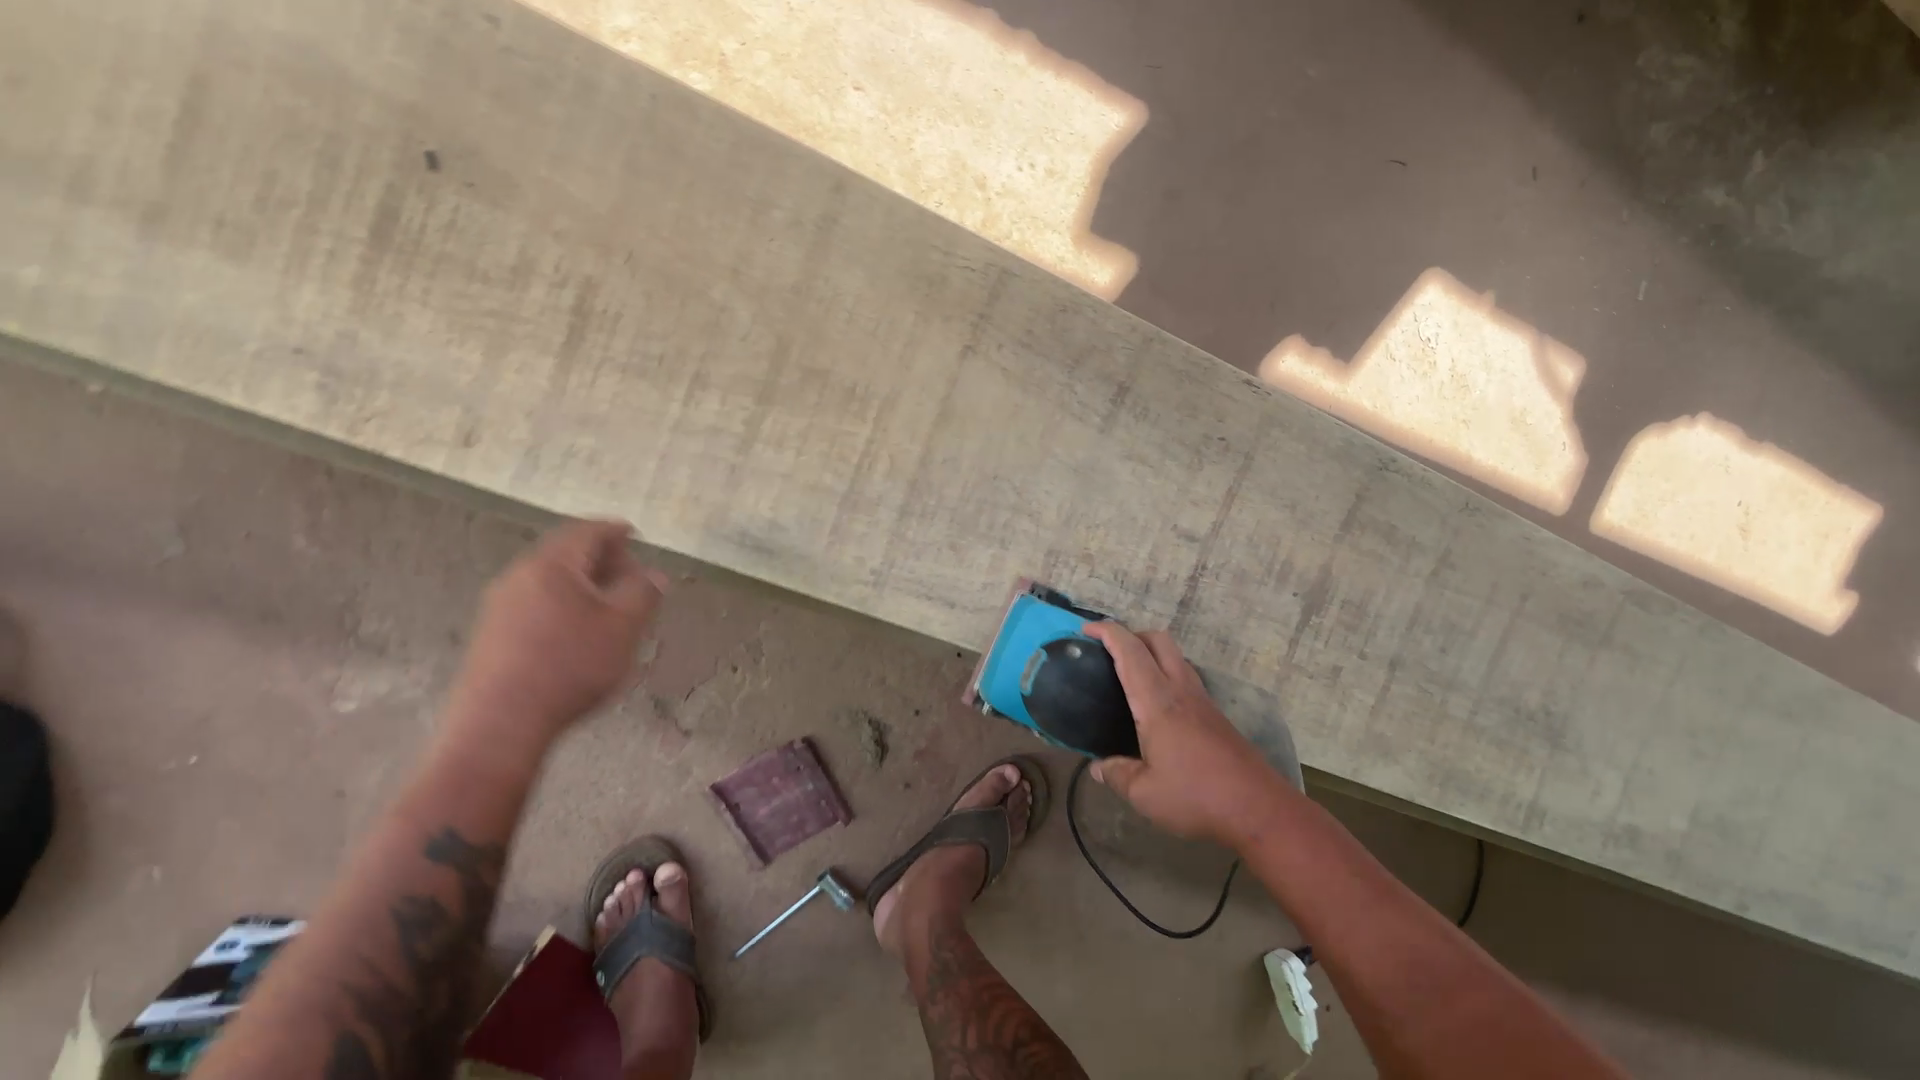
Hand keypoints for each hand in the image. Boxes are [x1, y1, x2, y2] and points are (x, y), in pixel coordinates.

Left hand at [446, 519, 668, 755]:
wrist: (500, 723)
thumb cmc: (570, 667)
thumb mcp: (623, 628)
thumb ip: (643, 594)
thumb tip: (654, 574)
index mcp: (551, 565)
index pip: (586, 531)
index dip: (614, 530)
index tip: (634, 533)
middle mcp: (519, 576)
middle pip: (564, 554)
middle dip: (600, 559)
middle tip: (630, 574)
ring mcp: (500, 606)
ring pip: (549, 581)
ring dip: (582, 585)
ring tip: (609, 607)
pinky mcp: (492, 635)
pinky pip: (535, 604)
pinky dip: (563, 605)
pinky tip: (577, 633)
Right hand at [1081, 622, 1282, 846]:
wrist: (1258, 808)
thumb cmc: (1196, 796)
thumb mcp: (1144, 793)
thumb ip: (1117, 774)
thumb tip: (1099, 766)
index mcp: (1158, 702)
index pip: (1130, 651)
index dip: (1108, 632)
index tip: (1086, 630)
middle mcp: (1181, 690)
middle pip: (1158, 640)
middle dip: (1131, 634)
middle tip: (1107, 653)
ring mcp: (1203, 701)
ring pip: (1176, 657)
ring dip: (1151, 654)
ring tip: (1128, 677)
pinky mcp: (1215, 715)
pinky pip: (1186, 678)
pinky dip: (1165, 675)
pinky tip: (1156, 706)